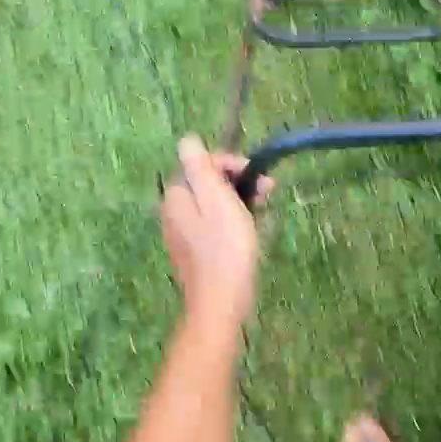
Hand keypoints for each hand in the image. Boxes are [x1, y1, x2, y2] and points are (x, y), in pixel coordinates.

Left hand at [162, 137, 270, 329]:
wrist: (221, 301)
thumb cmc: (224, 246)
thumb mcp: (216, 199)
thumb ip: (200, 167)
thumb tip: (187, 140)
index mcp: (176, 196)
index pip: (200, 163)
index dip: (229, 163)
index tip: (255, 174)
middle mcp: (173, 212)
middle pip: (206, 182)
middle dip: (237, 180)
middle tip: (267, 190)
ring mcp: (183, 233)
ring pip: (212, 202)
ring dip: (239, 198)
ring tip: (264, 206)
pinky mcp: (195, 251)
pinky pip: (214, 222)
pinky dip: (233, 218)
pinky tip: (251, 227)